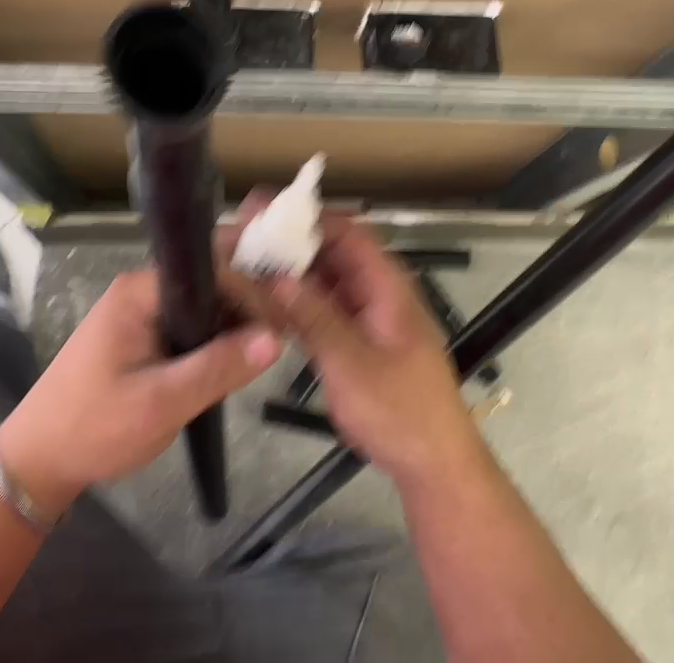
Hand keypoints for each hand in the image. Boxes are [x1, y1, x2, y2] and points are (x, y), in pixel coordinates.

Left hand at [0, 267, 281, 517]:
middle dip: (248, 303)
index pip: (212, 268)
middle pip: (211, 279)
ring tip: (268, 350)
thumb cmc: (93, 427)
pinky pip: (192, 323)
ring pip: (204, 303)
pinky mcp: (144, 334)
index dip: (250, 293)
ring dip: (235, 322)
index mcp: (140, 290)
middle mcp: (143, 289)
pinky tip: (239, 359)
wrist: (39, 460)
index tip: (280, 329)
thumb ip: (217, 368)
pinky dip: (217, 337)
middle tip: (282, 337)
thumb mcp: (160, 403)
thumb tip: (275, 339)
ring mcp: (142, 311)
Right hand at [268, 214, 488, 486]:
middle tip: (240, 235)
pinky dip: (294, 304)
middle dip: (289, 241)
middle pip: (331, 253)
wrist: (434, 463)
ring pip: (323, 282)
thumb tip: (277, 276)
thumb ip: (315, 317)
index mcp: (388, 287)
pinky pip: (321, 311)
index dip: (307, 217)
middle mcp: (376, 294)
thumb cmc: (401, 411)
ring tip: (241, 263)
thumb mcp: (353, 364)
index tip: (263, 210)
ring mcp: (366, 319)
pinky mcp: (355, 343)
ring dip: (287, 272)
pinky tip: (260, 303)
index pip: (348, 233)